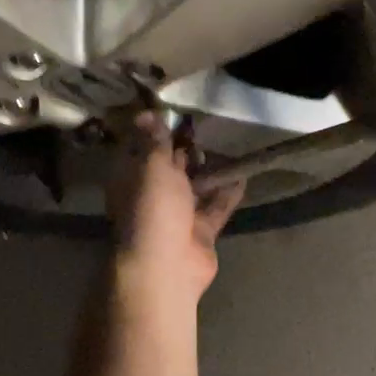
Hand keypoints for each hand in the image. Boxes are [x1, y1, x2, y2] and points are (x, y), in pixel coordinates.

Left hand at [108, 113, 245, 301]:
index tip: (177, 109)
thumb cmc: (153, 208)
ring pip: (195, 186)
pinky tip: (244, 174)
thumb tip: (145, 113)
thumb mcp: (152, 165)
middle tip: (209, 123)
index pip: (141, 147)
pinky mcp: (200, 231)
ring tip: (231, 144)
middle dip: (186, 148)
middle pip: (170, 166)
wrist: (166, 266)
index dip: (156, 129)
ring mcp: (176, 215)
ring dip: (210, 169)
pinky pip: (216, 207)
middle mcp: (151, 194)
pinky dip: (229, 193)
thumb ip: (155, 141)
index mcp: (131, 177)